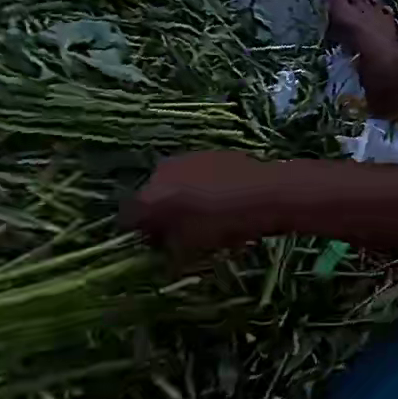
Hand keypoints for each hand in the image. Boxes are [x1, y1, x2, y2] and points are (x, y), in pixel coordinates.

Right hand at [123, 151, 280, 254]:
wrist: (268, 191)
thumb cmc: (225, 223)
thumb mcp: (190, 247)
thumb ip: (167, 247)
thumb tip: (162, 244)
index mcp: (149, 196)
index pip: (129, 217)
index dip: (141, 233)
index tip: (155, 244)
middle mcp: (162, 171)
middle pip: (152, 196)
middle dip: (161, 213)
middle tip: (180, 231)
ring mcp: (188, 157)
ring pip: (175, 182)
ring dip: (182, 197)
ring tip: (204, 214)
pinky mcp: (212, 151)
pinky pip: (197, 173)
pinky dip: (202, 185)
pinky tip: (221, 197)